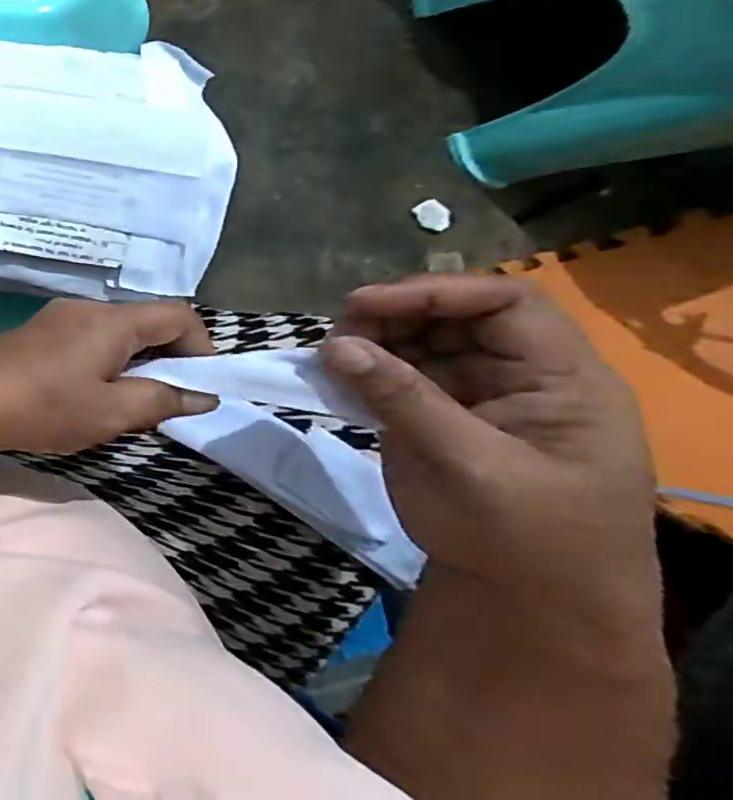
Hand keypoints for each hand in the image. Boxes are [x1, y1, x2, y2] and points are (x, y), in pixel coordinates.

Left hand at [0, 299, 219, 453]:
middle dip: (164, 359)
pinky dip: (99, 361)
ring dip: (129, 363)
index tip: (198, 386)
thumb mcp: (113, 412)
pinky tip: (82, 395)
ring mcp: (54, 317)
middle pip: (143, 322)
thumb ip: (161, 400)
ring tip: (120, 405)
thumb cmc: (45, 407)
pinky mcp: (34, 332)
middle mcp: (84, 308)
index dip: (201, 347)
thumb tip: (201, 394)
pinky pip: (83, 339)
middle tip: (160, 402)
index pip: (178, 314)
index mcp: (111, 320)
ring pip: (111, 333)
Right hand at [318, 275, 659, 627]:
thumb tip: (334, 345)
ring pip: (419, 341)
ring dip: (371, 342)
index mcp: (563, 381)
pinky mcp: (440, 414)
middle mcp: (523, 377)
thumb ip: (401, 399)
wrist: (528, 602)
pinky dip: (363, 371)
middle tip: (336, 341)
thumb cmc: (523, 537)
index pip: (505, 303)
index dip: (434, 293)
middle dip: (391, 318)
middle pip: (454, 317)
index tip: (362, 305)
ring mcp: (479, 396)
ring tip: (331, 362)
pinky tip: (336, 382)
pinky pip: (398, 374)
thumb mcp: (465, 464)